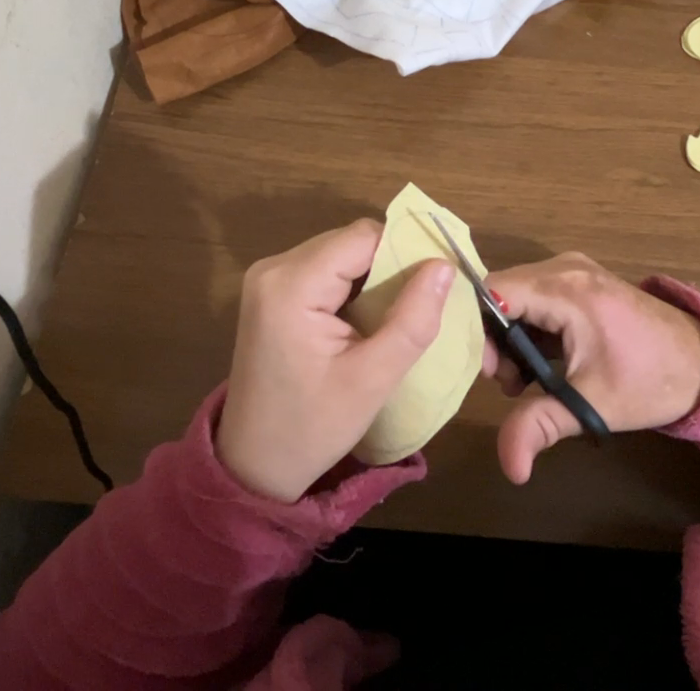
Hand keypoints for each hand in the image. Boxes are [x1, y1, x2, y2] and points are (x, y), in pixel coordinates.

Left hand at [215, 219, 454, 502]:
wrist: (254, 463)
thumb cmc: (313, 427)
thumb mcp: (373, 379)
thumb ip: (413, 320)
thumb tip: (444, 266)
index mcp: (291, 285)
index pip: (364, 237)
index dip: (405, 252)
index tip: (436, 284)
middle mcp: (274, 267)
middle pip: (351, 242)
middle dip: (391, 267)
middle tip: (420, 305)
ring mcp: (268, 277)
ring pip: (342, 253)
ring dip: (373, 278)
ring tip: (396, 317)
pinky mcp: (272, 291)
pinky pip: (326, 269)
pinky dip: (353, 287)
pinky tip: (366, 321)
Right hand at [482, 253, 699, 484]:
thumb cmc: (649, 381)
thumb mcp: (591, 405)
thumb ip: (540, 426)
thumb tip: (508, 470)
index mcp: (565, 289)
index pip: (492, 291)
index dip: (479, 330)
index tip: (491, 373)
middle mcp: (564, 267)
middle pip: (500, 293)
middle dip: (496, 340)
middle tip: (512, 384)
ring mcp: (573, 270)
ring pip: (515, 296)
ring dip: (512, 338)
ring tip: (530, 380)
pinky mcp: (579, 280)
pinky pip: (535, 296)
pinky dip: (530, 328)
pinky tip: (544, 364)